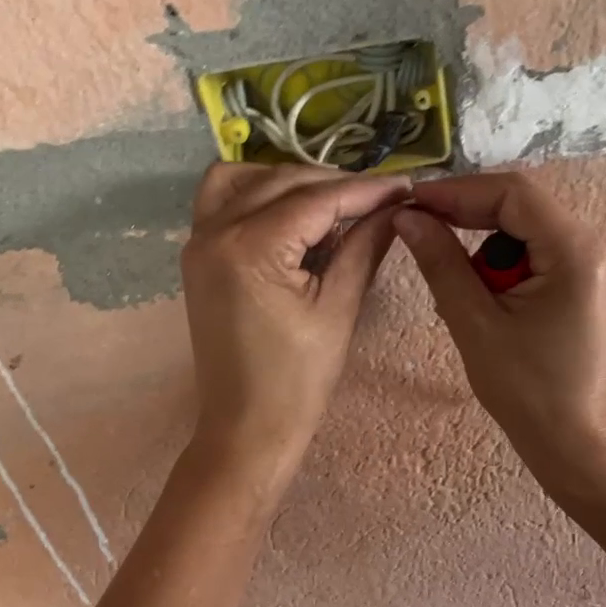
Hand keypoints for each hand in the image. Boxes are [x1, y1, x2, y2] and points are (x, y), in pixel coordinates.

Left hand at [182, 164, 409, 475]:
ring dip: (293, 180)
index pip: (317, 199)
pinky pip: (224, 198)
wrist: (246, 429)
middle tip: (383, 198)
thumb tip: (396, 207)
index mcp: (251, 248)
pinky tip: (293, 210)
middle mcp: (215, 231)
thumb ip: (364, 247)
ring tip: (336, 202)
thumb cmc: (297, 380)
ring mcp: (199, 240)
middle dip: (336, 184)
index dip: (366, 190)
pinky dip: (258, 191)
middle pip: (284, 180)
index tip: (407, 186)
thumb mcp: (339, 309)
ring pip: (246, 178)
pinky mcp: (198, 253)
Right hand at [392, 173, 605, 483]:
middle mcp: (598, 247)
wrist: (578, 446)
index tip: (411, 203)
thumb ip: (441, 261)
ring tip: (456, 285)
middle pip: (523, 206)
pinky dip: (507, 262)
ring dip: (486, 244)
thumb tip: (407, 216)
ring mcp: (599, 264)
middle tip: (420, 232)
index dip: (458, 191)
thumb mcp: (475, 323)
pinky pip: (542, 251)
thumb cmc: (527, 393)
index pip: (513, 194)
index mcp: (578, 252)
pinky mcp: (591, 282)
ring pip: (529, 228)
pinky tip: (484, 295)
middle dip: (469, 216)